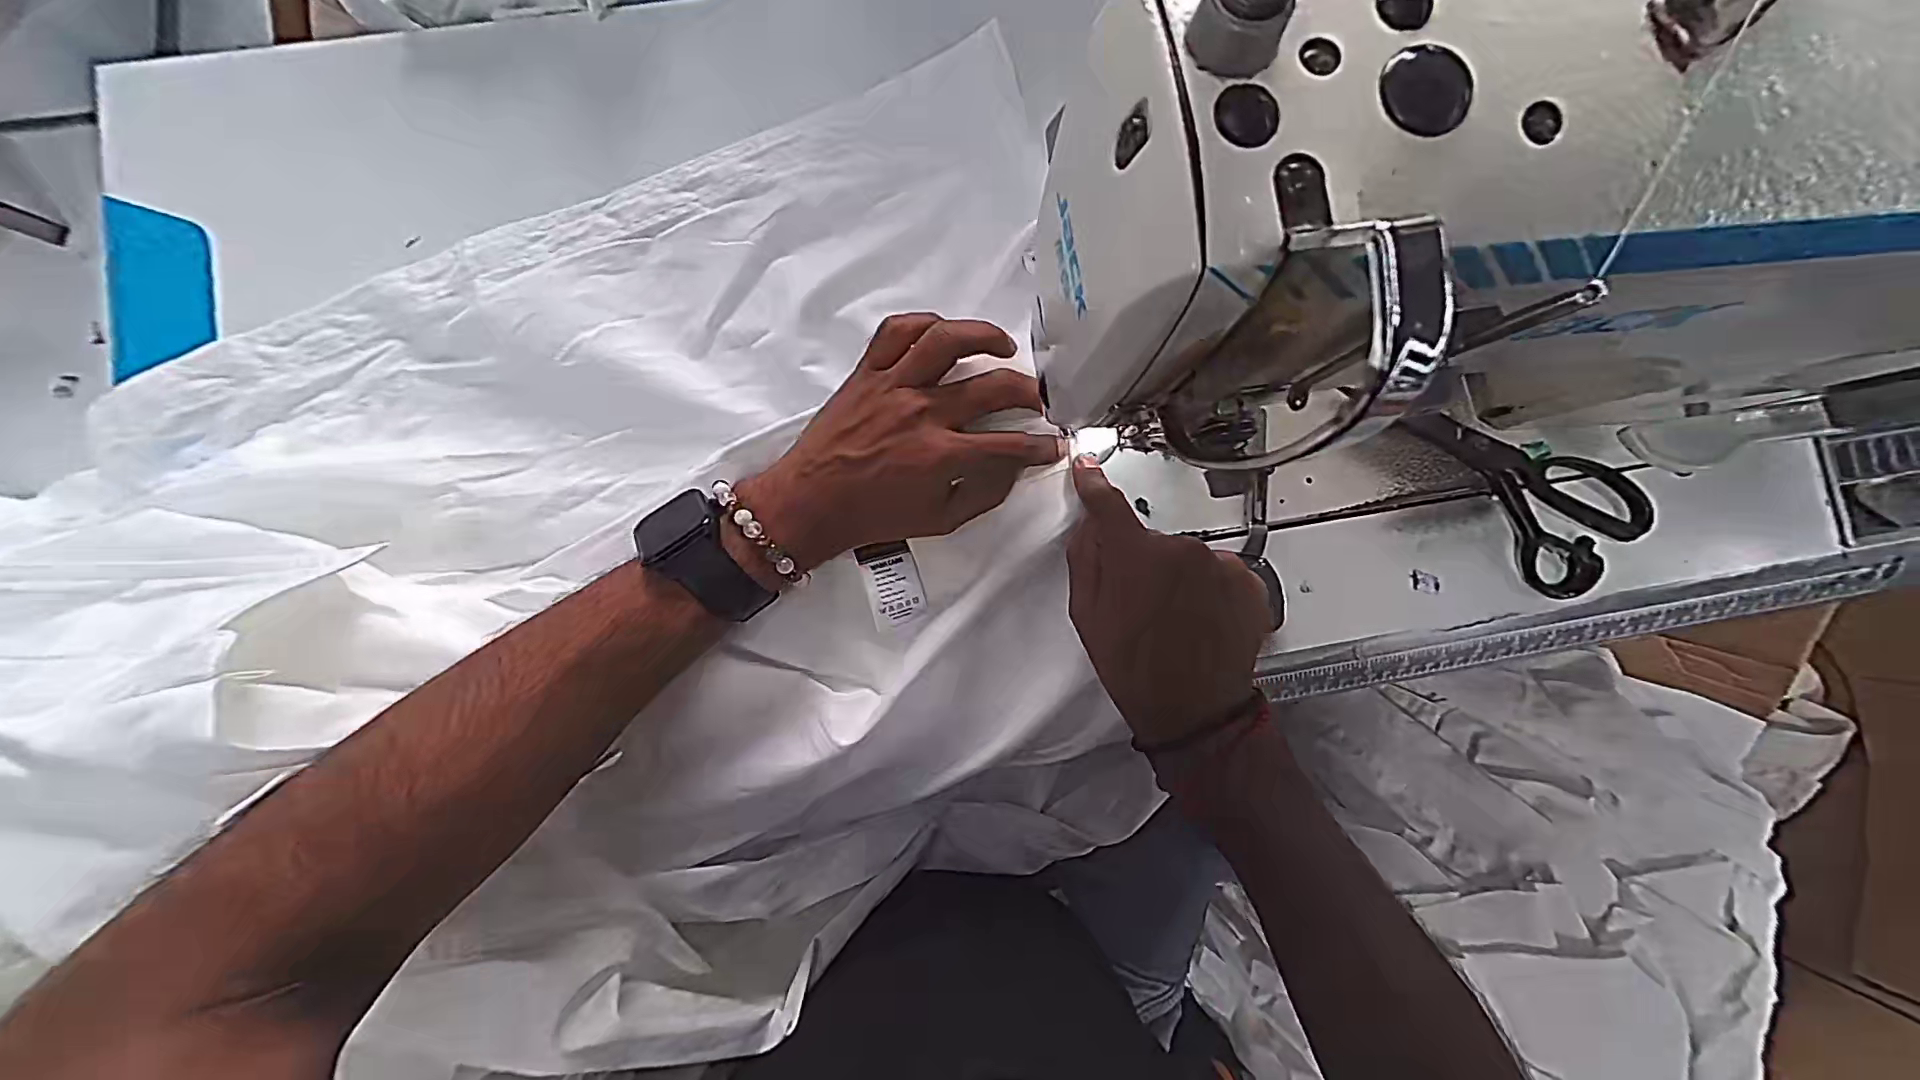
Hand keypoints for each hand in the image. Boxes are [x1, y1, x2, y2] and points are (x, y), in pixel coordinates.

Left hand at [735, 314, 1064, 578]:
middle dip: (1029, 393)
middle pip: (993, 386)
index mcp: (940, 455)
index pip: (1009, 443)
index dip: (1040, 445)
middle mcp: (920, 414)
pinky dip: (925, 324)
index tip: (1050, 443)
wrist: (812, 503)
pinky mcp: (867, 374)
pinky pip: (897, 331)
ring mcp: (892, 388)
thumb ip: (983, 494)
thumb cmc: (870, 514)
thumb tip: (1012, 469)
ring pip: (947, 341)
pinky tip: (942, 332)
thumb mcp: (938, 519)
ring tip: (1002, 347)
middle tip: (1036, 400)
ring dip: (984, 337)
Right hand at [1066, 457, 1271, 745]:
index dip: (1094, 484)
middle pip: (1152, 538)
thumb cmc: (1138, 670)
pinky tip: (1199, 619)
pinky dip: (1207, 588)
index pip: (1109, 504)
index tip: (1088, 469)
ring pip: (1186, 556)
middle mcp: (1181, 550)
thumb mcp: (1089, 616)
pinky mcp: (1245, 579)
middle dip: (1143, 561)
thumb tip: (1089, 528)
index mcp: (1135, 556)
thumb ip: (1085, 560)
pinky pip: (1216, 570)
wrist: (1193, 709)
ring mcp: (1217, 564)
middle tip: (1140, 604)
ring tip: (1173, 620)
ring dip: (1178, 578)